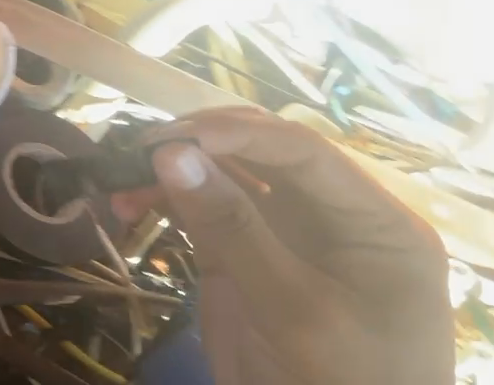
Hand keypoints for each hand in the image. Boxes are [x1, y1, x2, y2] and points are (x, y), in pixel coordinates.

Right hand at [112, 107, 450, 384]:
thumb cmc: (337, 380)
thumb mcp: (290, 306)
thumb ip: (231, 226)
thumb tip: (168, 151)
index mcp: (373, 224)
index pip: (302, 150)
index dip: (235, 133)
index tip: (170, 137)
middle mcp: (330, 215)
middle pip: (256, 150)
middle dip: (193, 144)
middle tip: (138, 151)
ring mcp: (283, 231)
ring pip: (218, 171)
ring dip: (167, 170)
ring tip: (120, 181)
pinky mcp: (241, 248)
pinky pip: (196, 204)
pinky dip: (158, 197)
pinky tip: (126, 206)